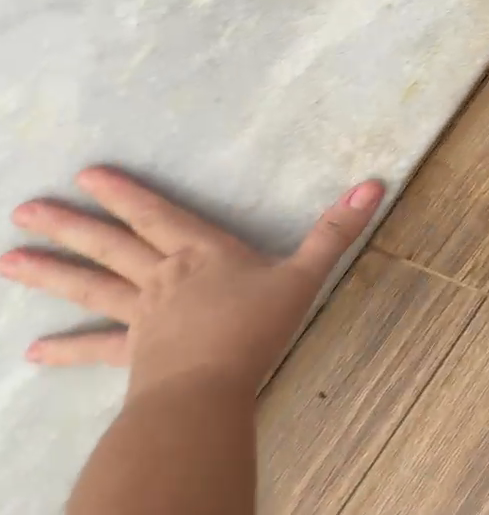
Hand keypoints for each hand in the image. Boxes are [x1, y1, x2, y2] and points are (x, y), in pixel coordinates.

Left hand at [1, 169, 383, 398]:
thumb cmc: (256, 326)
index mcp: (204, 255)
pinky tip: (35, 351)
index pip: (160, 217)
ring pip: (94, 287)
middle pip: (114, 247)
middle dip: (73, 226)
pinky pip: (98, 346)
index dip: (127, 195)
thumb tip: (374, 183)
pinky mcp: (134, 352)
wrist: (204, 391)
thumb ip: (337, 230)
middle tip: (27, 208)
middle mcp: (165, 278)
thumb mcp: (307, 273)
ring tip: (9, 260)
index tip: (89, 176)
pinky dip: (68, 347)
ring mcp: (143, 316)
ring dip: (52, 274)